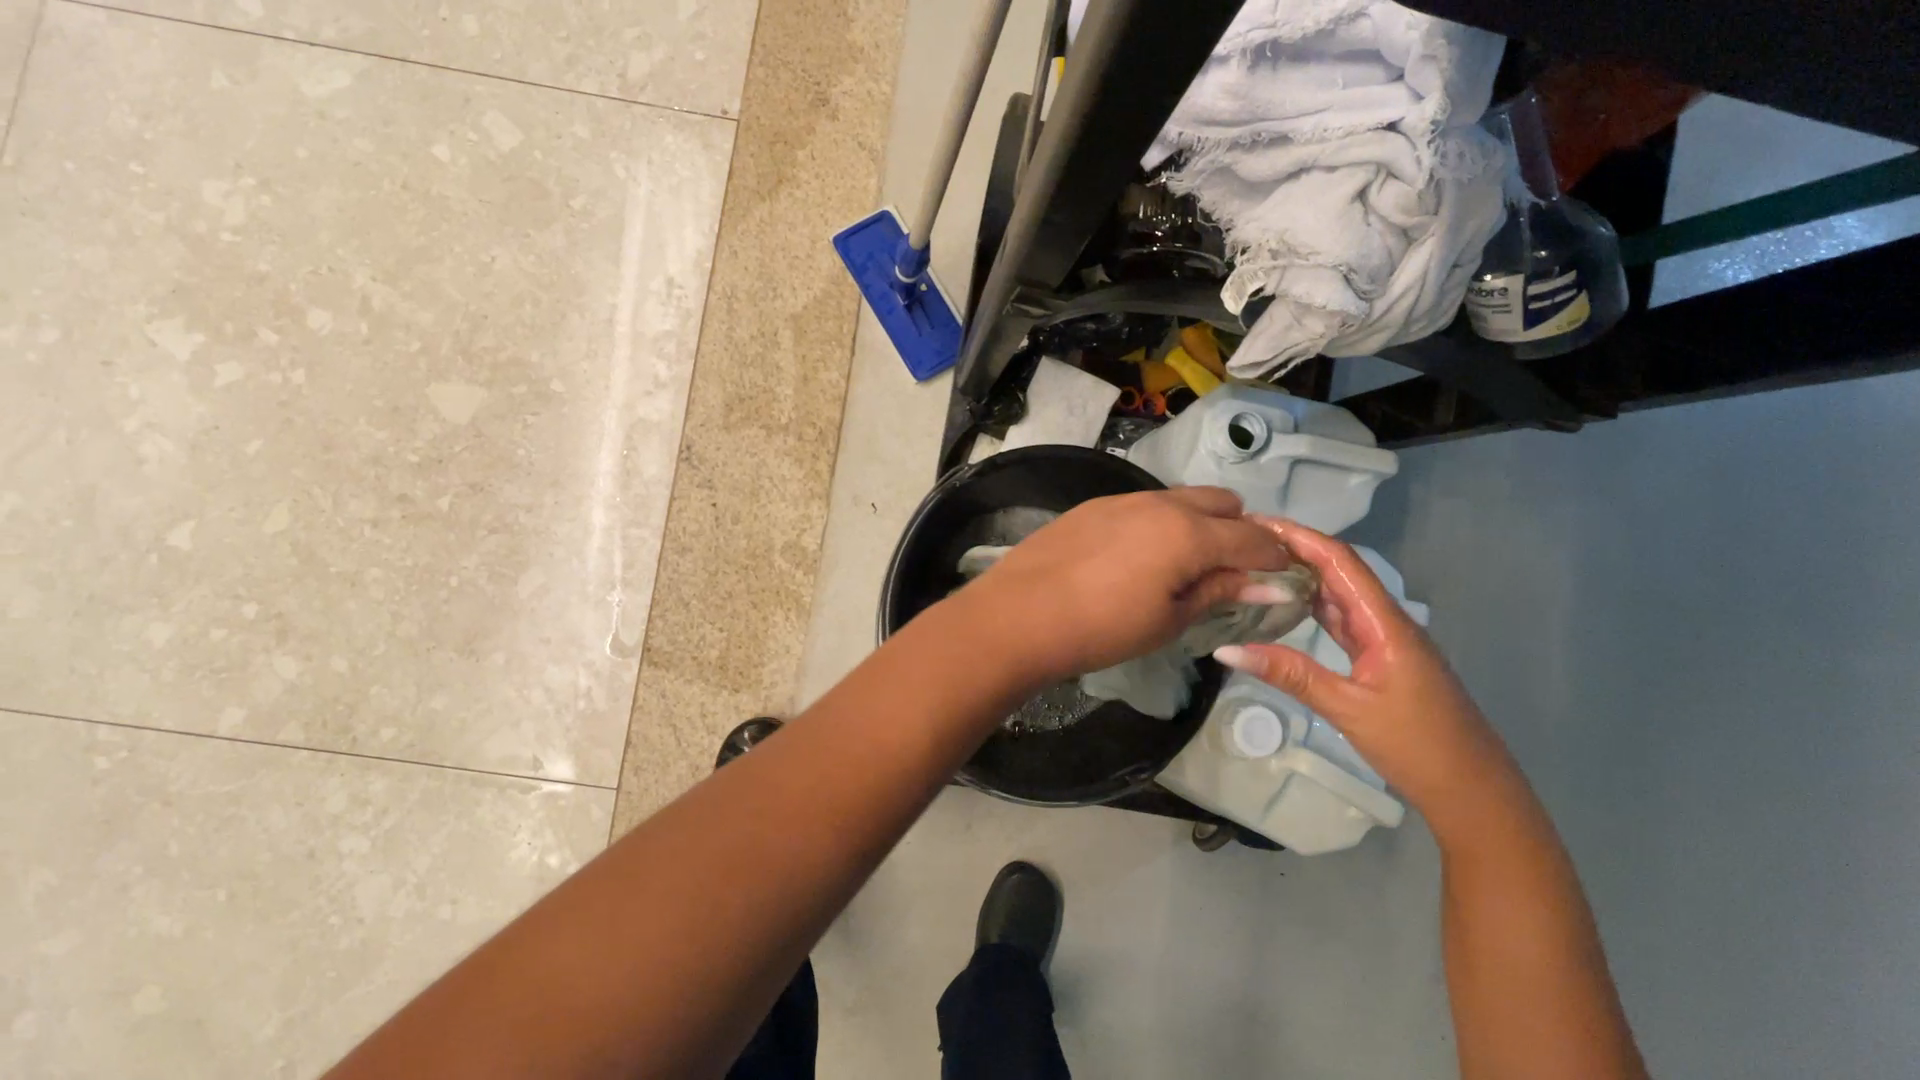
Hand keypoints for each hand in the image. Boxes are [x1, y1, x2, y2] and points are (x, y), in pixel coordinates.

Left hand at [955, 487, 1290, 684]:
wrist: (1019, 614)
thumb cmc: (1102, 629)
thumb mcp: (1168, 620)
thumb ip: (1218, 592)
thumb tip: (1267, 584)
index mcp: (1190, 534)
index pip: (1254, 538)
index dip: (1275, 558)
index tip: (1282, 576)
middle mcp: (1163, 504)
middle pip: (1223, 503)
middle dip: (1240, 531)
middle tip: (1231, 570)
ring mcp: (1125, 499)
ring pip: (1182, 498)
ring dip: (1199, 522)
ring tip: (1185, 563)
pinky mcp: (1094, 505)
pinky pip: (1145, 504)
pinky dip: (1161, 522)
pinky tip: (1139, 556)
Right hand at [1213, 519, 1527, 832]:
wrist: (1471, 788)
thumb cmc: (1415, 745)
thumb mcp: (1347, 708)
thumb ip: (1289, 674)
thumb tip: (1227, 648)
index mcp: (1385, 623)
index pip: (1340, 563)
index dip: (1300, 537)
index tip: (1256, 522)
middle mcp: (1387, 622)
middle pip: (1340, 572)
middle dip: (1295, 551)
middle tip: (1243, 541)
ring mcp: (1386, 642)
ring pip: (1340, 597)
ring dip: (1303, 578)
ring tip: (1255, 565)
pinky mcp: (1382, 661)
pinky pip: (1343, 623)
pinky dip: (1314, 609)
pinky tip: (1286, 607)